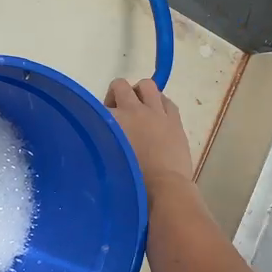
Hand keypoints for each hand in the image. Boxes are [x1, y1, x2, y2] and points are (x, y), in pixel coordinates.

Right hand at [106, 78, 194, 197]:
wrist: (164, 186)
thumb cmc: (130, 177)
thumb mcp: (106, 155)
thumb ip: (101, 139)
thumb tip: (98, 134)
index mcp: (112, 119)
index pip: (97, 106)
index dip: (97, 114)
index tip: (100, 126)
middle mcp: (133, 109)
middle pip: (120, 85)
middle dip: (116, 95)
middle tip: (118, 113)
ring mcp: (156, 112)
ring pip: (147, 85)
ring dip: (140, 93)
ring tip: (139, 109)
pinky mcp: (175, 119)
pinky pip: (166, 100)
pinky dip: (160, 104)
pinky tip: (157, 117)